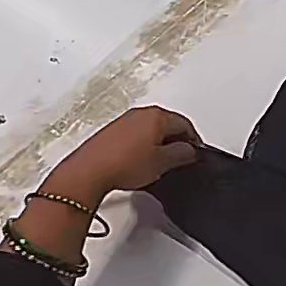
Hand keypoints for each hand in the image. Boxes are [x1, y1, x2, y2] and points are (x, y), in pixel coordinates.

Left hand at [42, 106, 199, 205]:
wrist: (90, 171)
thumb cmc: (122, 163)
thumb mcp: (162, 163)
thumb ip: (181, 154)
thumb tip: (188, 151)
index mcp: (156, 116)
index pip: (184, 124)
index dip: (194, 139)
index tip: (195, 151)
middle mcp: (140, 114)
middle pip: (167, 124)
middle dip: (176, 140)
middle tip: (181, 157)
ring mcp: (124, 121)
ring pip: (151, 129)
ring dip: (159, 143)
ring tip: (159, 163)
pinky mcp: (112, 132)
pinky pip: (135, 135)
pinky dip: (143, 145)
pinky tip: (140, 162)